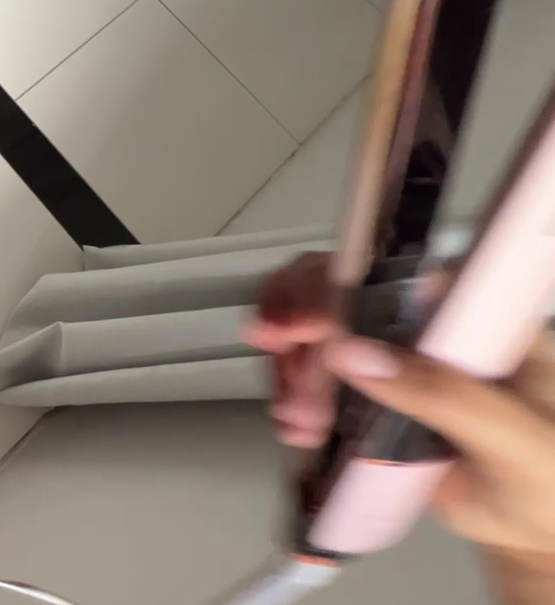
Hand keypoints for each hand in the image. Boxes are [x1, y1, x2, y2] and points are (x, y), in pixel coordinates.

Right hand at [247, 255, 554, 578]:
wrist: (535, 532)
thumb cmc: (550, 488)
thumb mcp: (519, 445)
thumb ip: (448, 397)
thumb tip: (356, 353)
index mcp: (478, 320)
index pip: (393, 271)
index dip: (336, 283)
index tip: (302, 321)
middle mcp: (427, 321)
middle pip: (332, 285)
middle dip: (293, 321)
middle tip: (277, 350)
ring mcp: (387, 346)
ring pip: (305, 322)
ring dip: (288, 364)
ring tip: (303, 415)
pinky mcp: (358, 372)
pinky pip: (299, 357)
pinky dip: (285, 384)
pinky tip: (298, 417)